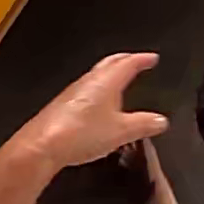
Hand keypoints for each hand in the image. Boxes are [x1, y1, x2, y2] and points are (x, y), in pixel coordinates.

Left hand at [7, 53, 169, 172]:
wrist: (42, 145)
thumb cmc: (81, 133)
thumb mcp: (121, 132)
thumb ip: (143, 124)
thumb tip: (161, 121)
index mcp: (108, 80)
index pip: (129, 63)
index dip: (142, 59)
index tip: (151, 58)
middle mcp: (91, 80)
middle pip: (111, 62)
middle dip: (126, 59)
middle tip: (137, 60)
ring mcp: (76, 90)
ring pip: (98, 73)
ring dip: (111, 72)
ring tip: (121, 78)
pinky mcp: (65, 103)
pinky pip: (88, 86)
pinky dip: (100, 86)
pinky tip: (100, 101)